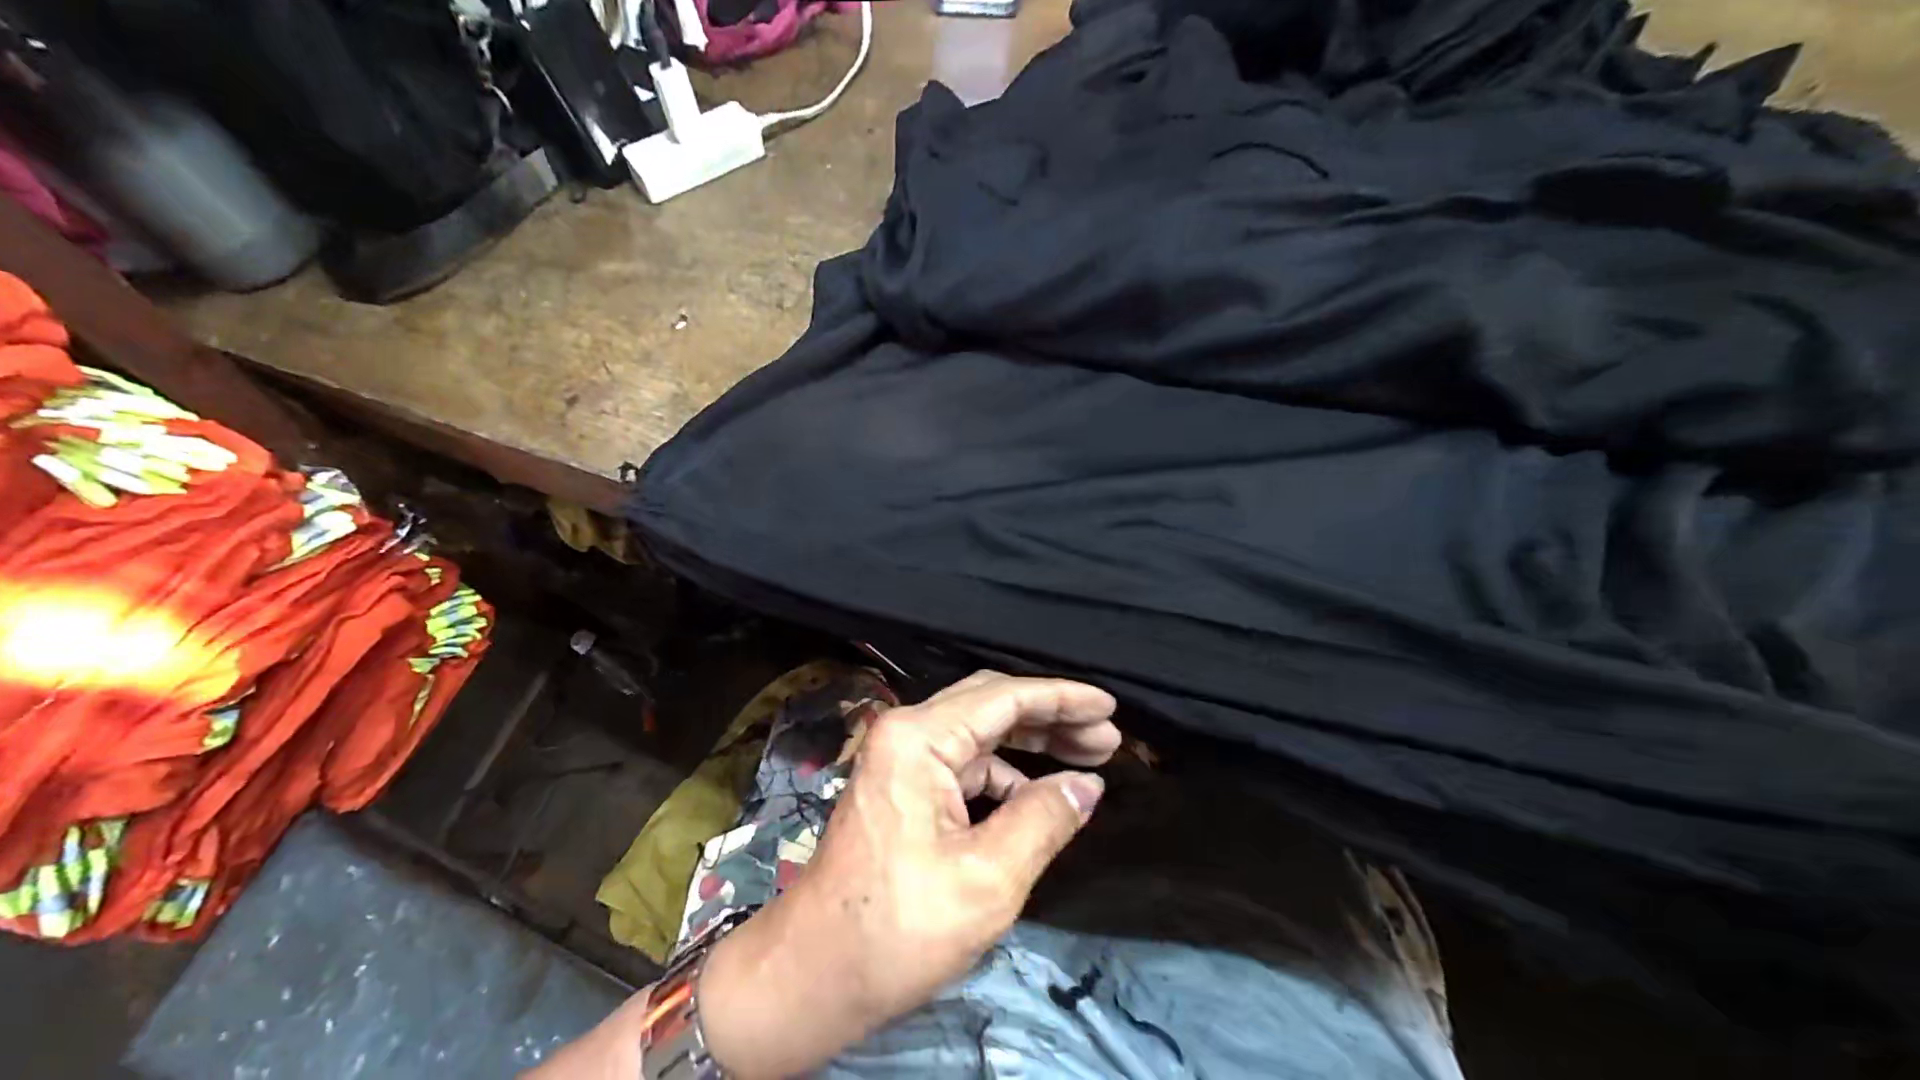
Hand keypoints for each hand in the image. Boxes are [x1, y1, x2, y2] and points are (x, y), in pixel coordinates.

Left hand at [698, 672, 1120, 1078]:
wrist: (812, 975)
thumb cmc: (897, 930)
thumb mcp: (987, 879)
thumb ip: (1043, 820)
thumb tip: (1086, 785)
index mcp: (918, 739)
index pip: (1004, 697)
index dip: (1062, 698)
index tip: (1108, 706)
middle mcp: (905, 734)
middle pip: (990, 704)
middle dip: (1051, 716)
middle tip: (1106, 736)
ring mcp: (899, 760)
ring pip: (978, 732)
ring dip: (1031, 742)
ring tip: (1087, 757)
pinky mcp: (902, 788)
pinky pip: (963, 763)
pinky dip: (1004, 772)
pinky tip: (1037, 792)